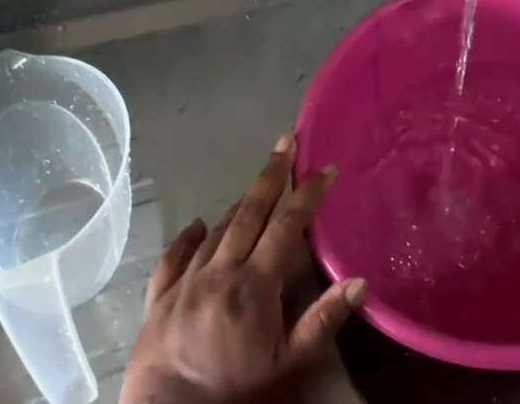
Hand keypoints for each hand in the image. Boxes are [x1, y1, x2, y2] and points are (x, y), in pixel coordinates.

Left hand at [119, 136, 364, 403]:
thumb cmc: (234, 390)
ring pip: (217, 230)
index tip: (325, 168)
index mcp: (254, 285)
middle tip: (287, 142)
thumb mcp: (288, 364)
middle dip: (272, 175)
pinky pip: (172, 258)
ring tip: (260, 183)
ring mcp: (185, 283)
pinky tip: (198, 224)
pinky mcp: (158, 300)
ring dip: (240, 203)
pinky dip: (188, 237)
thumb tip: (361, 281)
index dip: (307, 194)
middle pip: (249, 213)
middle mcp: (220, 273)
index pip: (286, 226)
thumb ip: (323, 319)